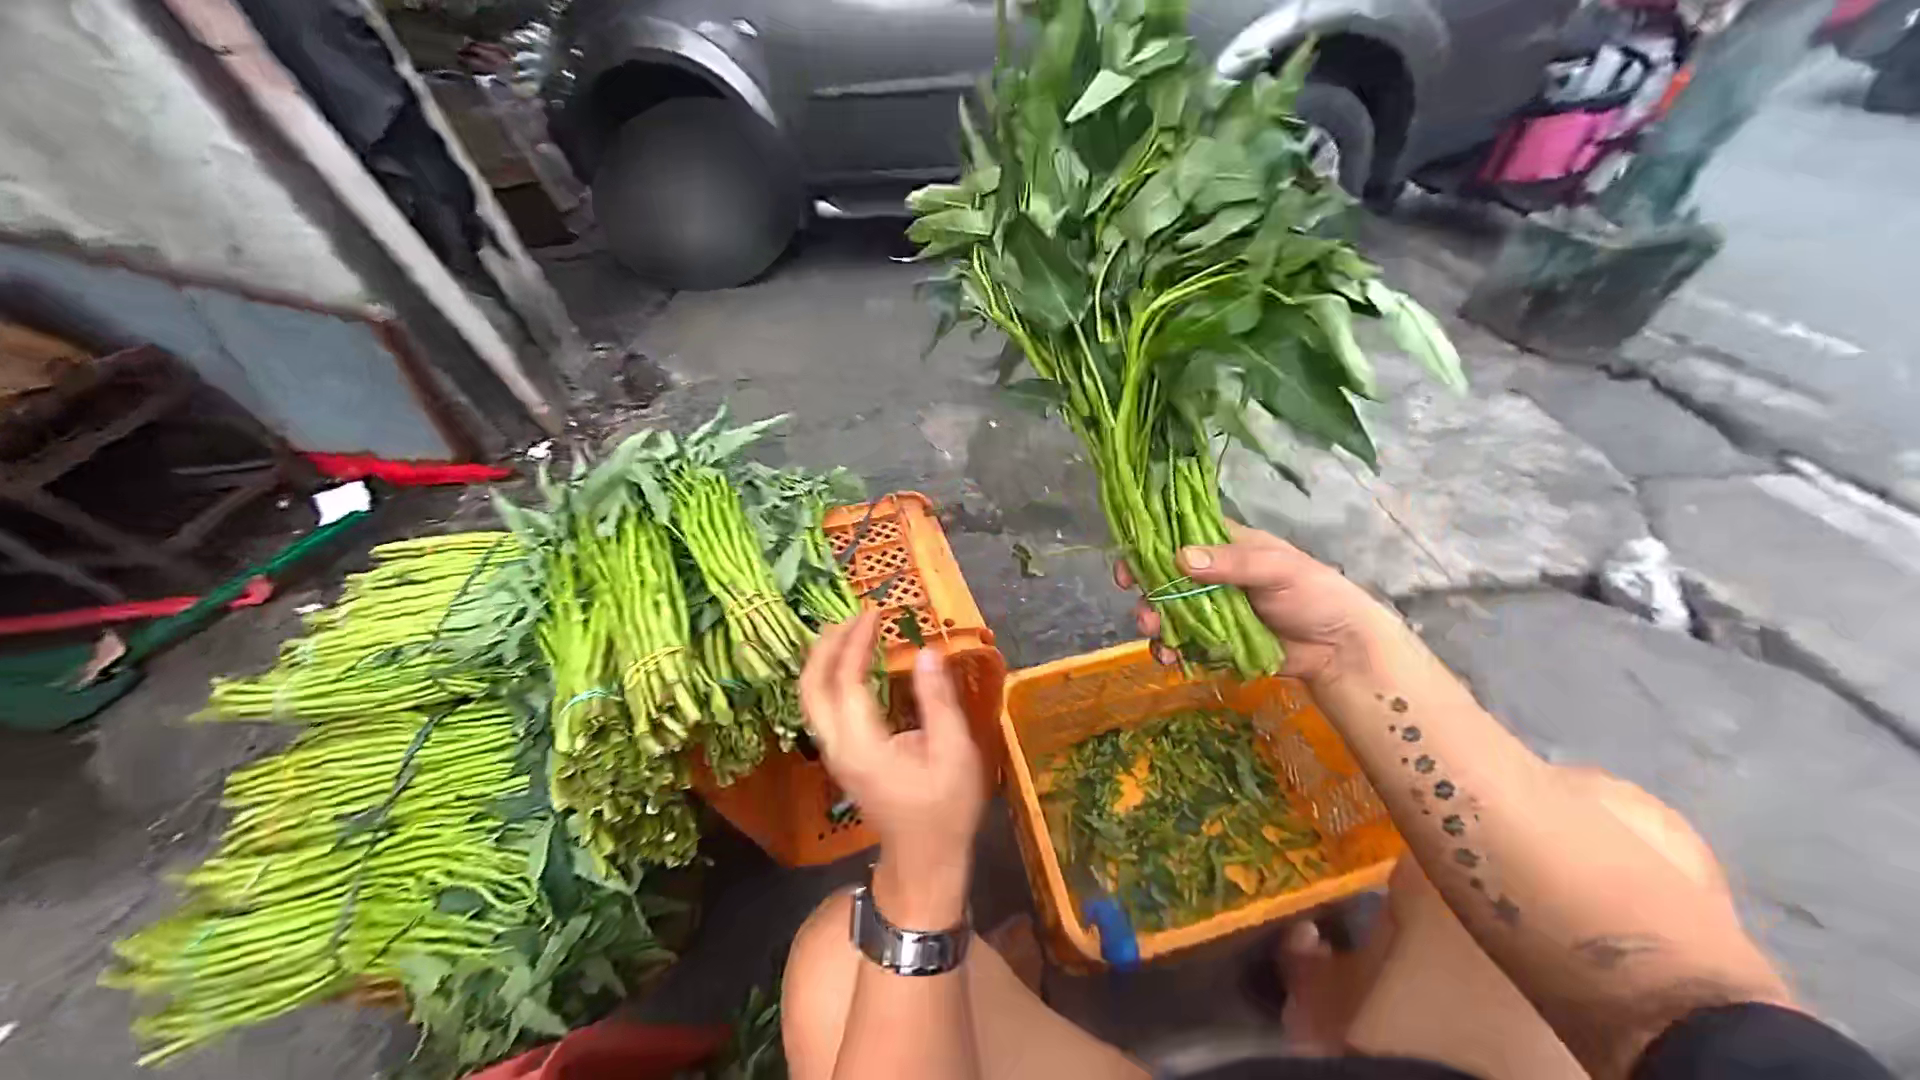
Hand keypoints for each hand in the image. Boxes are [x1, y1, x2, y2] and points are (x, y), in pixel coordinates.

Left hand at [799, 610, 985, 924]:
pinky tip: (847, 663)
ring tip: (845, 630)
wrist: (924, 860)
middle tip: (851, 615)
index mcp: (863, 746)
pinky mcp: (841, 756)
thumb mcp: (953, 753)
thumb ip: (938, 701)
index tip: (874, 614)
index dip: (855, 642)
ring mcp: (834, 754)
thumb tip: (928, 652)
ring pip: (810, 699)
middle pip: (812, 687)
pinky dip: (828, 678)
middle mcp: (837, 748)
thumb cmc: (944, 810)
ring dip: (822, 660)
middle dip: (826, 645)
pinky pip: (823, 708)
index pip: (845, 681)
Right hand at [1117, 522, 1396, 686]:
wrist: (1339, 649)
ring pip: (1165, 611)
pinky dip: (1168, 649)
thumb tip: (1180, 558)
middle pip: (1161, 578)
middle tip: (1144, 610)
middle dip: (1146, 594)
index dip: (1146, 548)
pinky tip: (1170, 657)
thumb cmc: (1314, 594)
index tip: (1129, 567)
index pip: (1174, 537)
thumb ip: (1232, 562)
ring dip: (1153, 622)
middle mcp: (1207, 575)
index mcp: (1221, 546)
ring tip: (1157, 635)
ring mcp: (1207, 609)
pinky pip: (1179, 642)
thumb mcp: (1278, 568)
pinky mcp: (1210, 640)